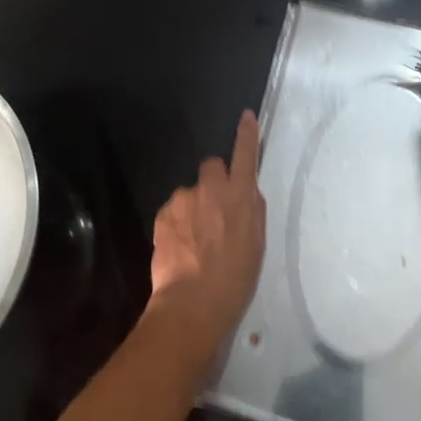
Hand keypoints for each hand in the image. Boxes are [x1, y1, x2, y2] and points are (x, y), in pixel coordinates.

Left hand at [147, 110, 266, 352]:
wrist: (192, 303)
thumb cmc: (234, 279)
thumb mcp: (256, 245)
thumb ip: (253, 212)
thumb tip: (249, 193)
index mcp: (240, 196)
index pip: (246, 155)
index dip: (247, 135)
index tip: (246, 117)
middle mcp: (212, 189)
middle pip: (212, 166)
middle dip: (213, 181)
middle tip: (214, 209)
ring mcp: (184, 199)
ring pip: (190, 192)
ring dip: (193, 207)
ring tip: (194, 239)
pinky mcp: (163, 213)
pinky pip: (173, 210)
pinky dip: (176, 223)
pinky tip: (179, 247)